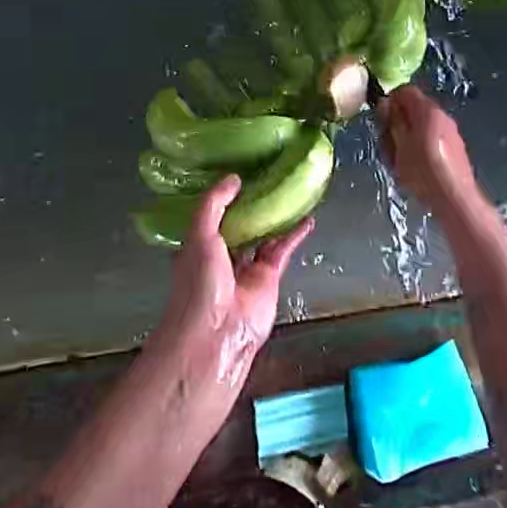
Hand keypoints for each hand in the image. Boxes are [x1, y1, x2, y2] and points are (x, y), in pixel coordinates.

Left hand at [149, 175, 312, 383]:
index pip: (212, 217)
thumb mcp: (198, 237)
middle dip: (252, 206)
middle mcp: (222, 257)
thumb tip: (233, 177)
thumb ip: (213, 205)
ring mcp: (247, 268)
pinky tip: (308, 218)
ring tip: (292, 193)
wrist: (217, 333)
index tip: (239, 174)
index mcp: (198, 247)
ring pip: (264, 236)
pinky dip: (295, 234)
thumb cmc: (198, 284)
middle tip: (269, 178)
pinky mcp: (270, 277)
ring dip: (276, 218)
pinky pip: (284, 249)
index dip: (224, 197)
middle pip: (240, 226)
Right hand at [378, 84, 483, 212]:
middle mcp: (442, 114)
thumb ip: (392, 122)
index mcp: (429, 110)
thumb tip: (385, 102)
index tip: (381, 122)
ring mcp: (451, 130)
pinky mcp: (455, 146)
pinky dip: (420, 145)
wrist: (454, 197)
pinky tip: (416, 166)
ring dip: (408, 136)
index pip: (405, 91)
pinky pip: (432, 137)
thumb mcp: (399, 146)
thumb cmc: (422, 171)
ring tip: (399, 160)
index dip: (390, 102)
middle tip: (388, 145)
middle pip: (414, 108)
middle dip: (398, 123)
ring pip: (422, 124)